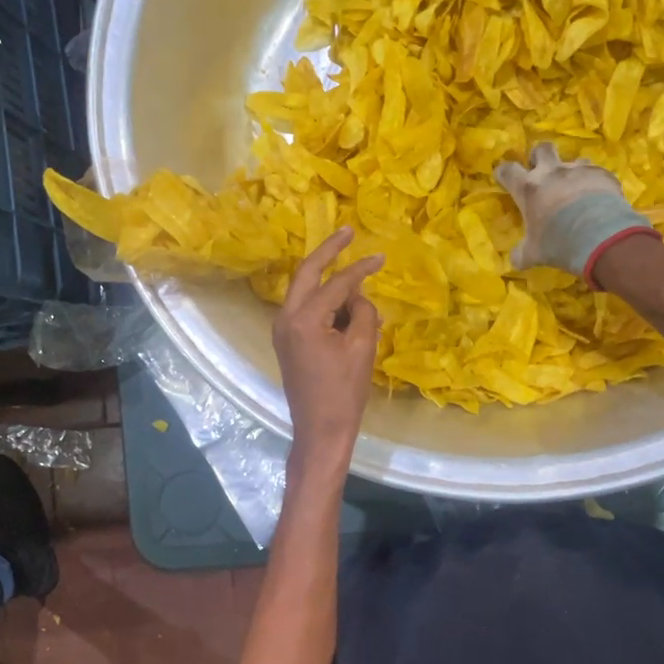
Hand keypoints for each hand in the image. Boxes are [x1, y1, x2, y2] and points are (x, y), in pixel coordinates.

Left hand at [274, 228, 383, 454]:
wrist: (320, 431)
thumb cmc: (344, 393)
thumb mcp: (362, 348)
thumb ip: (362, 312)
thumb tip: (357, 296)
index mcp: (303, 318)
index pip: (336, 283)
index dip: (361, 268)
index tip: (381, 257)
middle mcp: (285, 318)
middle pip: (306, 273)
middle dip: (328, 252)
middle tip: (348, 232)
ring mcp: (282, 331)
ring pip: (305, 292)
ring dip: (330, 284)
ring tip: (360, 283)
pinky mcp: (286, 343)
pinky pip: (305, 311)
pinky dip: (326, 305)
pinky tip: (349, 309)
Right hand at [494, 141, 660, 283]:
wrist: (600, 236)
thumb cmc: (558, 243)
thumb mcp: (534, 254)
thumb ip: (522, 253)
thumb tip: (515, 260)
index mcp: (529, 188)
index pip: (508, 170)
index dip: (504, 172)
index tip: (504, 176)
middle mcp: (552, 172)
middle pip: (542, 148)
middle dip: (540, 156)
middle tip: (542, 171)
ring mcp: (579, 170)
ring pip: (574, 159)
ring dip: (572, 171)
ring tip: (576, 188)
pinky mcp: (603, 174)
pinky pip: (597, 173)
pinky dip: (595, 183)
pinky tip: (599, 198)